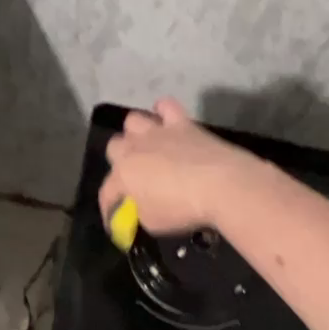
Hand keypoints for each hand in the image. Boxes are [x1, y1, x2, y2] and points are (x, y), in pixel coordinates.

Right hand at [100, 98, 271, 235]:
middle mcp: (135, 148)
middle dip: (119, 161)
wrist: (221, 184)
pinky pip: (166, 106)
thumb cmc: (183, 209)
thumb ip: (142, 212)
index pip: (107, 193)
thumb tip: (144, 206)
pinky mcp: (183, 123)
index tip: (115, 220)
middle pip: (114, 147)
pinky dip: (163, 112)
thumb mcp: (153, 223)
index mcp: (123, 175)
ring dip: (136, 133)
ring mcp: (158, 132)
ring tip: (147, 147)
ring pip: (133, 121)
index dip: (109, 208)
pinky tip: (167, 123)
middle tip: (133, 177)